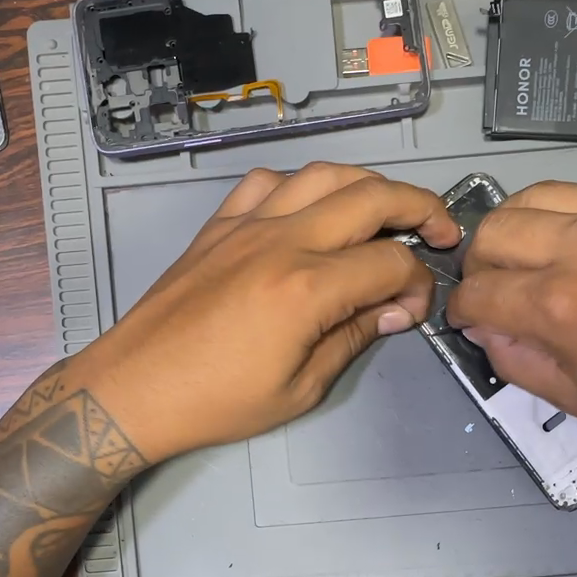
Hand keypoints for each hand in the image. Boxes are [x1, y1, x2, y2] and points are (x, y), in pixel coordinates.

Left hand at [70, 163, 459, 462]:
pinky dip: (303, 186)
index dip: (417, 283)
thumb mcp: (301, 388)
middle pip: (371, 197)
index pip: (390, 262)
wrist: (136, 388)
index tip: (414, 309)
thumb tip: (393, 311)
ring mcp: (247, 225)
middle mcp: (282, 241)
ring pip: (324, 174)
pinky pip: (269, 182)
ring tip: (387, 210)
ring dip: (367, 185)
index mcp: (306, 289)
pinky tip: (311, 209)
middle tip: (440, 230)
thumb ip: (353, 338)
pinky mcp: (220, 225)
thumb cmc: (217, 402)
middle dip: (420, 207)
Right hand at [448, 182, 576, 490]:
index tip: (468, 319)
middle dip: (480, 264)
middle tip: (495, 289)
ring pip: (534, 196)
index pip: (477, 292)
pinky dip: (568, 216)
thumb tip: (486, 329)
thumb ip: (515, 359)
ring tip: (529, 258)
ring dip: (516, 230)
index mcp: (560, 305)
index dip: (462, 310)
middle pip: (493, 230)